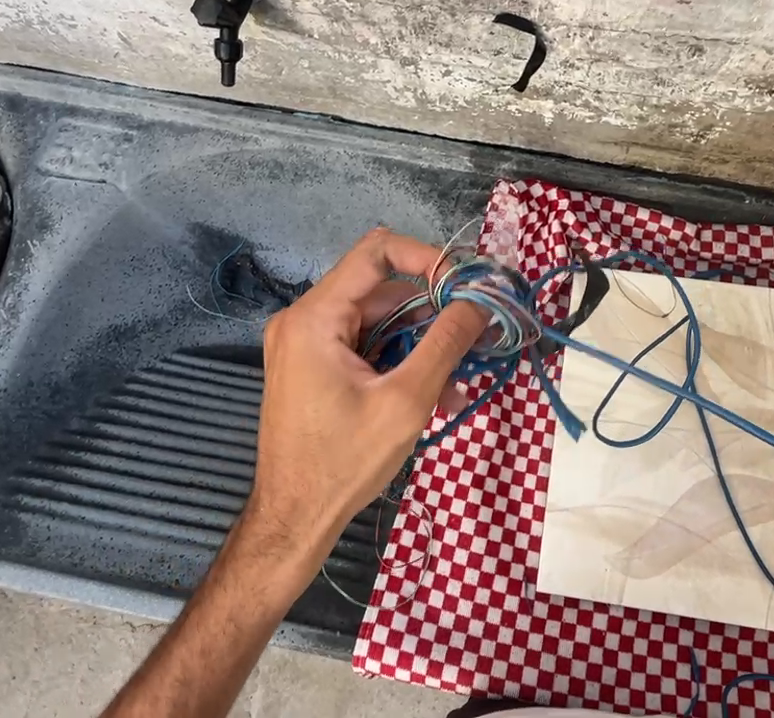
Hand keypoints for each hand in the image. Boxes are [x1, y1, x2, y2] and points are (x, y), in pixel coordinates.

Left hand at [243, 227, 489, 564]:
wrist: (293, 522)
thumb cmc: (344, 463)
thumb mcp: (406, 401)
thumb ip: (445, 342)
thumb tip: (480, 301)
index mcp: (315, 317)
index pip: (377, 252)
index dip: (427, 257)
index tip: (466, 285)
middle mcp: (306, 319)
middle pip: (383, 291)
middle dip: (434, 312)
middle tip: (480, 332)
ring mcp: (308, 344)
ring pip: (380, 322)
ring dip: (423, 345)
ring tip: (461, 379)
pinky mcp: (316, 366)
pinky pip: (368, 347)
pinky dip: (402, 362)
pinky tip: (438, 394)